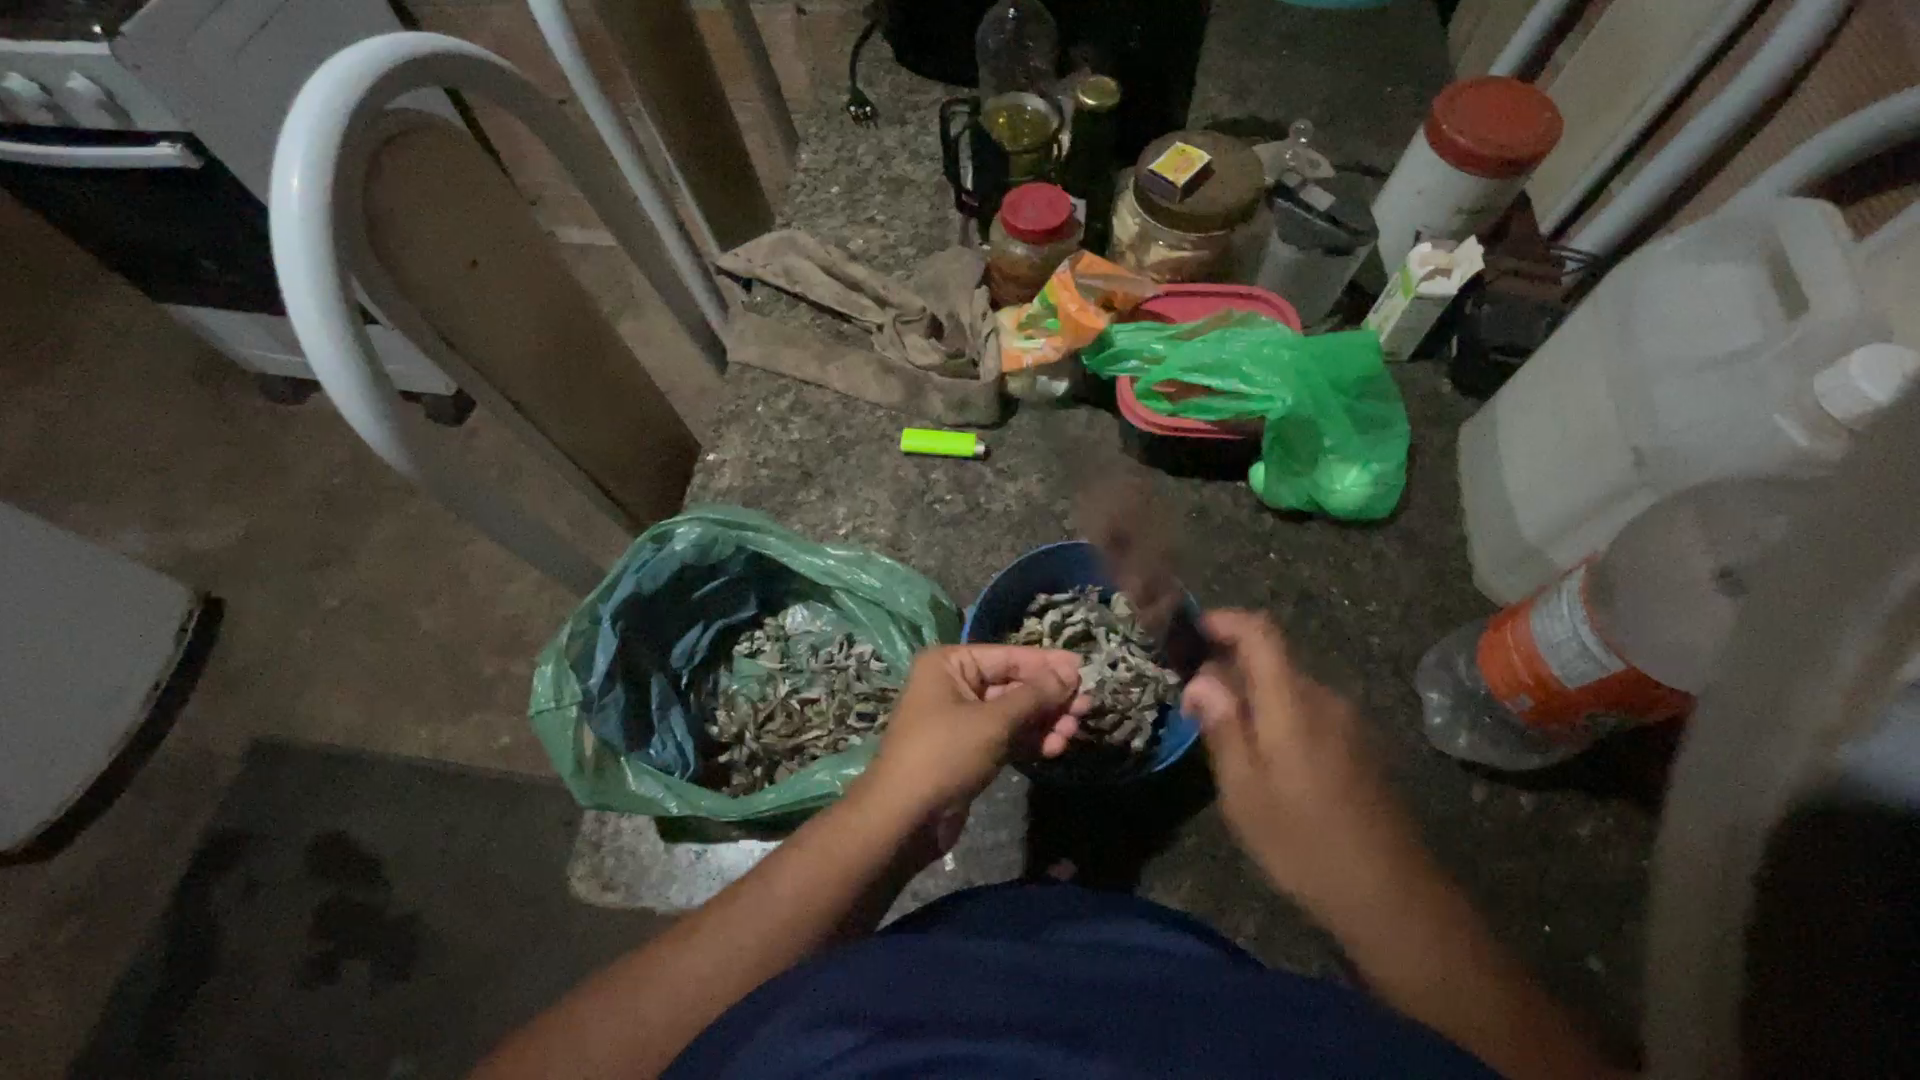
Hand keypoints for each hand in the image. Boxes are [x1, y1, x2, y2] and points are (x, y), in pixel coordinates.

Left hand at [862, 646, 1089, 823]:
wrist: (905, 818)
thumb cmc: (945, 754)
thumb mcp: (994, 721)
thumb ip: (1035, 695)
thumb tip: (1070, 671)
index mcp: (949, 664)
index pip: (1007, 656)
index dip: (1047, 663)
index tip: (1083, 668)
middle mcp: (953, 685)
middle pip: (1012, 684)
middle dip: (1049, 697)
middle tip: (1086, 706)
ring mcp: (960, 719)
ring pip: (1013, 713)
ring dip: (1044, 721)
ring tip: (1074, 731)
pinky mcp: (969, 750)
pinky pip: (1006, 736)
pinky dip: (1029, 739)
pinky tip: (1055, 747)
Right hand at [1182, 611, 1414, 914]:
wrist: (1392, 896)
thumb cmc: (1304, 843)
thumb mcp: (1245, 791)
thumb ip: (1222, 726)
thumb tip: (1200, 679)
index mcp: (1293, 704)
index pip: (1261, 633)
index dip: (1224, 621)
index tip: (1190, 633)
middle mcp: (1324, 700)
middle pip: (1271, 660)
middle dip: (1227, 669)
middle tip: (1192, 706)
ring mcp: (1348, 723)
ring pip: (1287, 689)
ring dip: (1251, 697)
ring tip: (1221, 739)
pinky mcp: (1359, 747)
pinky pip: (1307, 712)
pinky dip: (1275, 718)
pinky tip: (1263, 761)